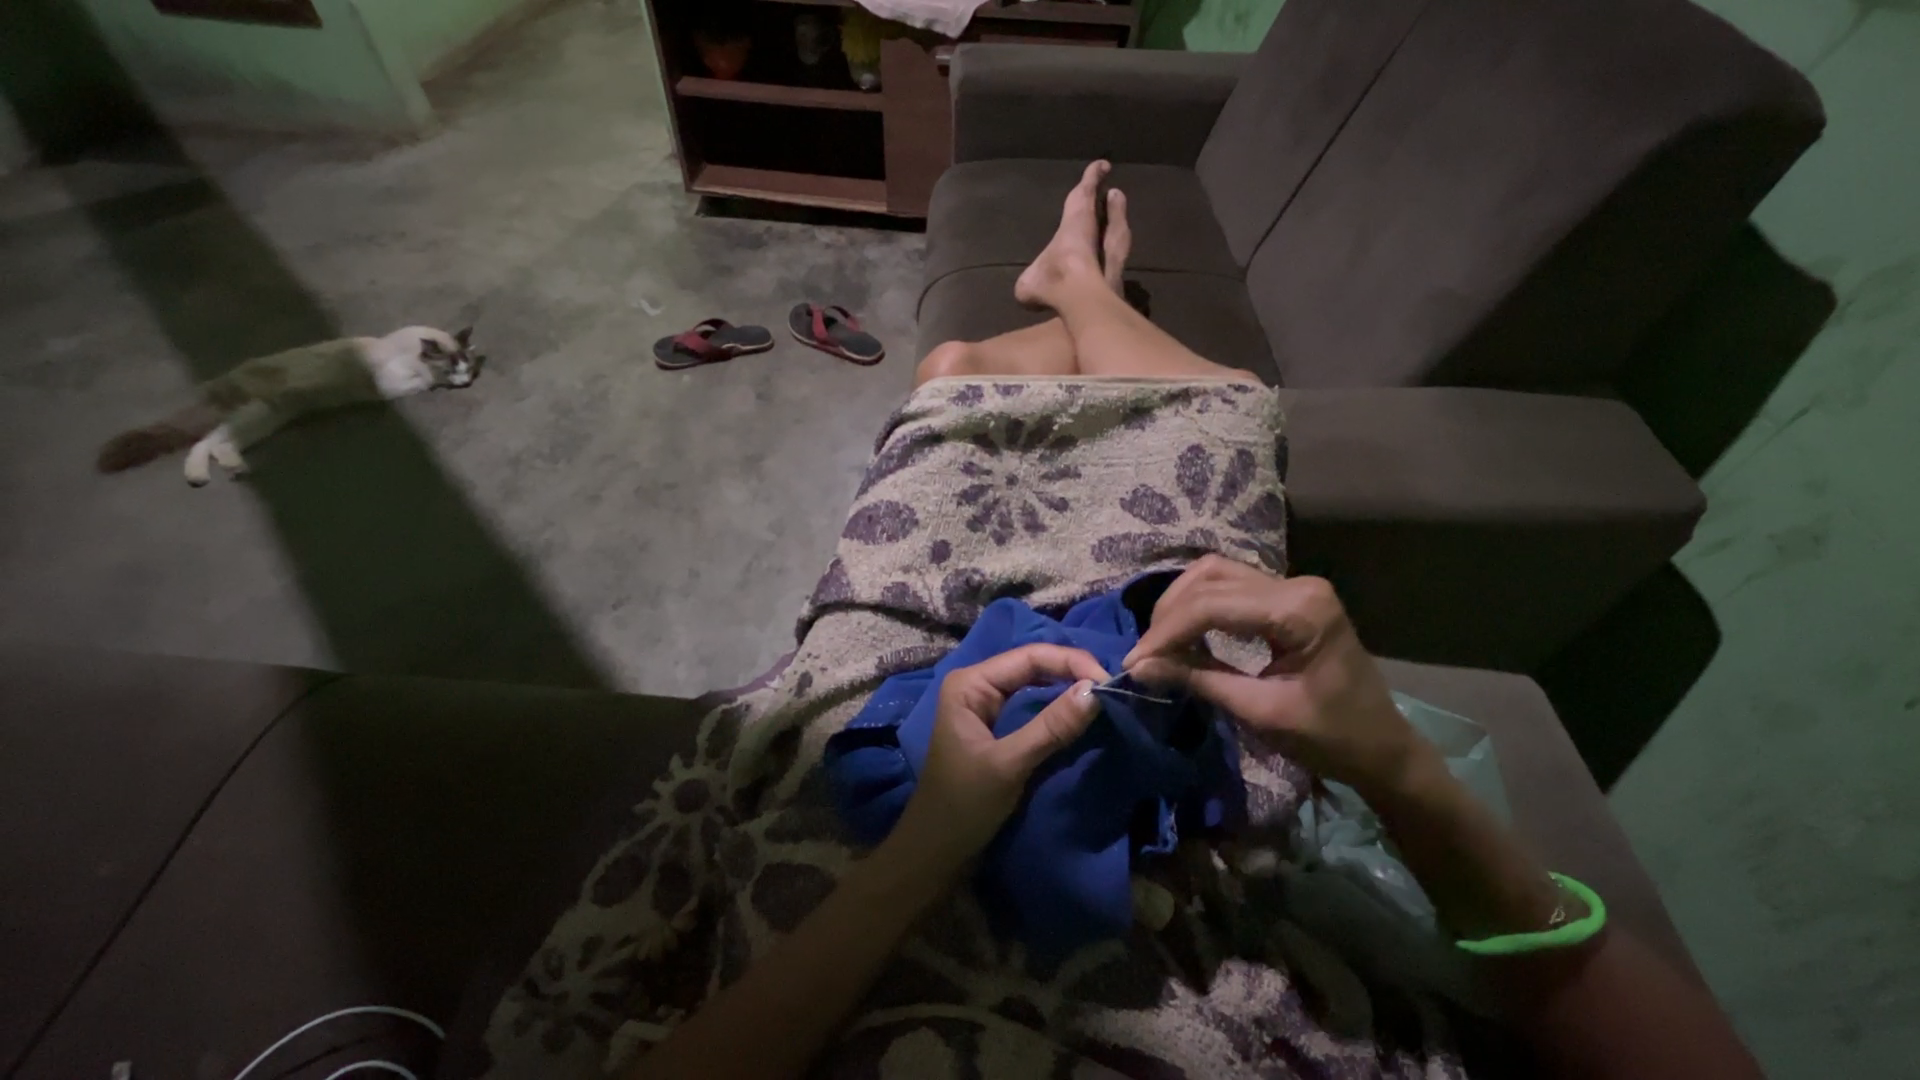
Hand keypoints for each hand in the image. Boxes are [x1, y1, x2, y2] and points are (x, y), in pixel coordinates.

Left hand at [887, 644, 1108, 873]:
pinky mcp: (1000, 730)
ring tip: (1107, 696)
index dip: (1071, 662)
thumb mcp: (1009, 764)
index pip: (1029, 657)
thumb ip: (1051, 727)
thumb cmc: (963, 805)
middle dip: (1073, 673)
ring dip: (1070, 689)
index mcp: (970, 683)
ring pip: (1037, 686)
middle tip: (1114, 689)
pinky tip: (1084, 715)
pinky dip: (1060, 710)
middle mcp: (978, 686)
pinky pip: (1035, 708)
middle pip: (1034, 666)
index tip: (1110, 680)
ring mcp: (988, 708)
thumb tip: (1096, 690)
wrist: (936, 852)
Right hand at [1122, 556, 1433, 797]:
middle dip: (1169, 615)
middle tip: (1144, 656)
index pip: (1213, 605)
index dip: (1167, 632)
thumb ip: (1199, 681)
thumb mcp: (1260, 712)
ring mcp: (1295, 587)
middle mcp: (1297, 585)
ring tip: (1160, 644)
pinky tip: (1184, 633)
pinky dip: (1200, 605)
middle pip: (1210, 578)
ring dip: (1180, 604)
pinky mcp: (1289, 598)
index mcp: (1300, 610)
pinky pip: (1231, 586)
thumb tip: (1140, 668)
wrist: (1382, 748)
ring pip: (1216, 575)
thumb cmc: (1330, 737)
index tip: (1134, 663)